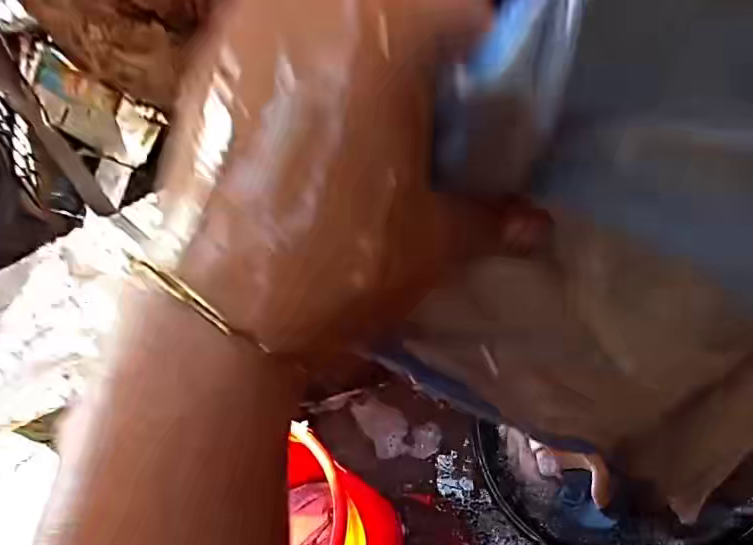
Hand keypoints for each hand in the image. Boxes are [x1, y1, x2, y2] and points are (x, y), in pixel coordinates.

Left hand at [147, 0, 507, 361]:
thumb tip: (540, 224)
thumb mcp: (430, 247)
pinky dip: (304, 56)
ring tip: (364, 110)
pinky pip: (276, 27)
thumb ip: (491, 219)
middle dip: (419, 43)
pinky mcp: (212, 54)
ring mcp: (253, 19)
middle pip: (392, 3)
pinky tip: (307, 117)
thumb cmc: (341, 269)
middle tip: (424, 103)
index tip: (483, 95)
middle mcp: (316, 4)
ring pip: (329, 9)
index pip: (466, 9)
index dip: (485, 52)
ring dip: (358, 45)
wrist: (226, 306)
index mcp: (388, 34)